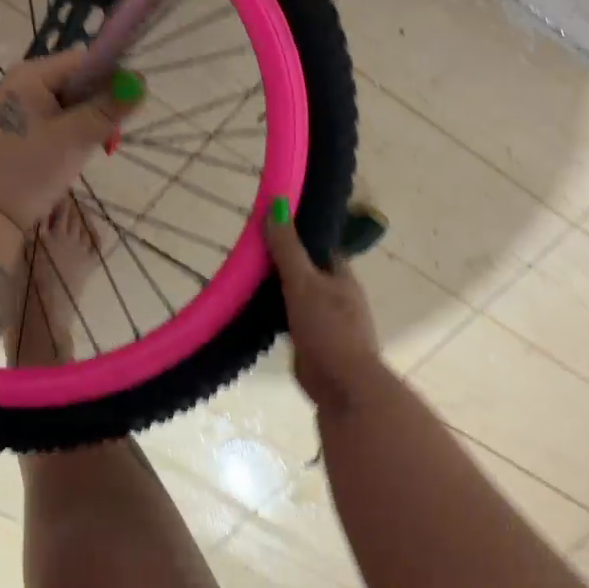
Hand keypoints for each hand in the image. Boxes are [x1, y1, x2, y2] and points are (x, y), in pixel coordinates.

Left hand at [0, 49, 141, 233]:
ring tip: (93, 145)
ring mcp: (21, 103)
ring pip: (70, 101)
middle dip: (99, 103)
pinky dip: (73, 130)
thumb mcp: (74, 138)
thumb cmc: (29, 169)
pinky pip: (58, 116)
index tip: (127, 106)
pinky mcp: (23, 125)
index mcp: (30, 75)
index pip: (82, 61)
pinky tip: (75, 151)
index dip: (110, 77)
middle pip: (77, 79)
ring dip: (88, 120)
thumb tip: (142, 81)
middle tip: (109, 135)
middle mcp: (23, 81)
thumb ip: (108, 109)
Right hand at [263, 212, 387, 412]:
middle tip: (250, 251)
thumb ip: (287, 247)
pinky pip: (290, 318)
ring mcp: (327, 321)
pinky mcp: (312, 342)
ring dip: (277, 289)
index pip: (320, 248)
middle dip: (284, 263)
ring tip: (245, 277)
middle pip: (308, 271)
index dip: (299, 235)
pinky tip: (253, 309)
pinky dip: (275, 312)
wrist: (342, 385)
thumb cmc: (328, 327)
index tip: (270, 226)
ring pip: (298, 295)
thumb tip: (276, 203)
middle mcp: (338, 297)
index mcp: (343, 278)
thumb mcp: (303, 281)